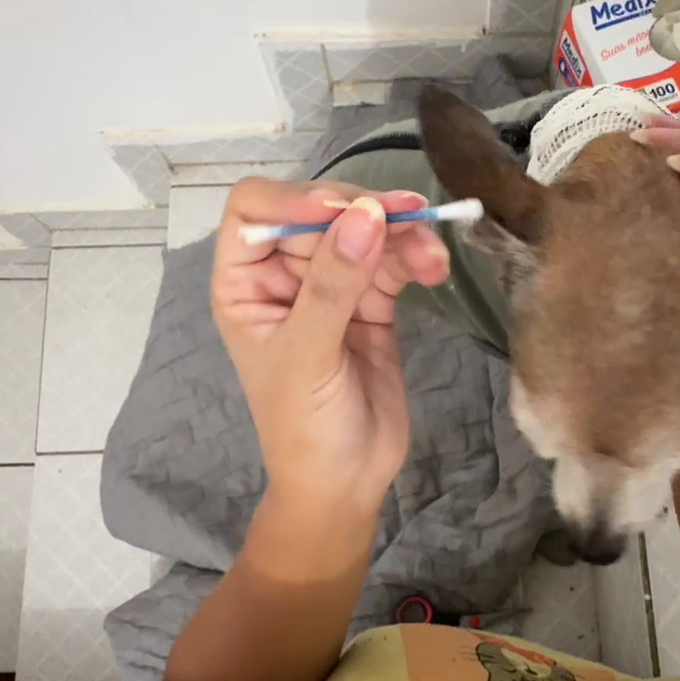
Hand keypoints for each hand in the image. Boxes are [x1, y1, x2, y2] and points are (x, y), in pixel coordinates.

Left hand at [211, 178, 451, 516]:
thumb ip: (333, 284)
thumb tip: (366, 213)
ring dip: (400, 233)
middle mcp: (285, 276)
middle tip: (409, 215)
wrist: (347, 481)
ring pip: (364, 232)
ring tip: (431, 254)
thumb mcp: (308, 355)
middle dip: (363, 211)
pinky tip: (434, 270)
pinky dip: (414, 258)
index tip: (342, 211)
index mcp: (245, 284)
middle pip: (321, 212)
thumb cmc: (303, 427)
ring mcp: (331, 287)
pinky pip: (392, 262)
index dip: (295, 199)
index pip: (256, 211)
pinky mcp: (371, 303)